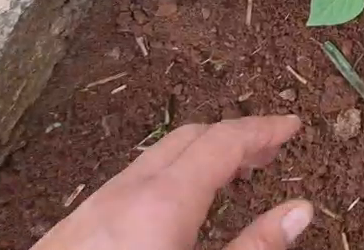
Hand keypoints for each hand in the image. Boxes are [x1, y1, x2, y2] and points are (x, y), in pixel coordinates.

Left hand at [31, 115, 311, 249]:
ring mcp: (86, 213)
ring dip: (198, 157)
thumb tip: (302, 210)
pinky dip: (164, 180)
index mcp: (163, 200)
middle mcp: (124, 193)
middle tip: (268, 153)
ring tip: (228, 180)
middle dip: (233, 136)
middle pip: (189, 138)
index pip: (225, 140)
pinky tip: (171, 213)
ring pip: (153, 161)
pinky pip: (125, 187)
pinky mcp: (62, 237)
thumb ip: (253, 247)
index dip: (264, 128)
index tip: (294, 126)